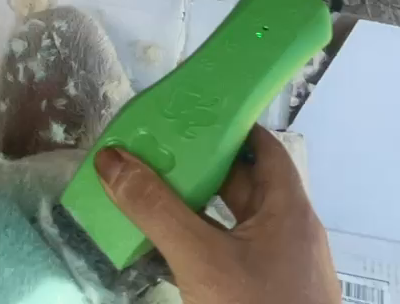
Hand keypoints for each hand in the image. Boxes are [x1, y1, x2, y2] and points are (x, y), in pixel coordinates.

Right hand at [95, 127, 339, 303]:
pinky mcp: (264, 298)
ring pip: (231, 221)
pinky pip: (228, 253)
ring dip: (192, 204)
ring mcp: (280, 272)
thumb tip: (109, 158)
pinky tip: (163, 244)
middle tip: (150, 148)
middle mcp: (290, 236)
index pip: (263, 147)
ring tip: (146, 189)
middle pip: (241, 182)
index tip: (183, 113)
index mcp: (289, 212)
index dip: (227, 124)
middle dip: (196, 164)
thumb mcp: (201, 260)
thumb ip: (154, 207)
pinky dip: (197, 240)